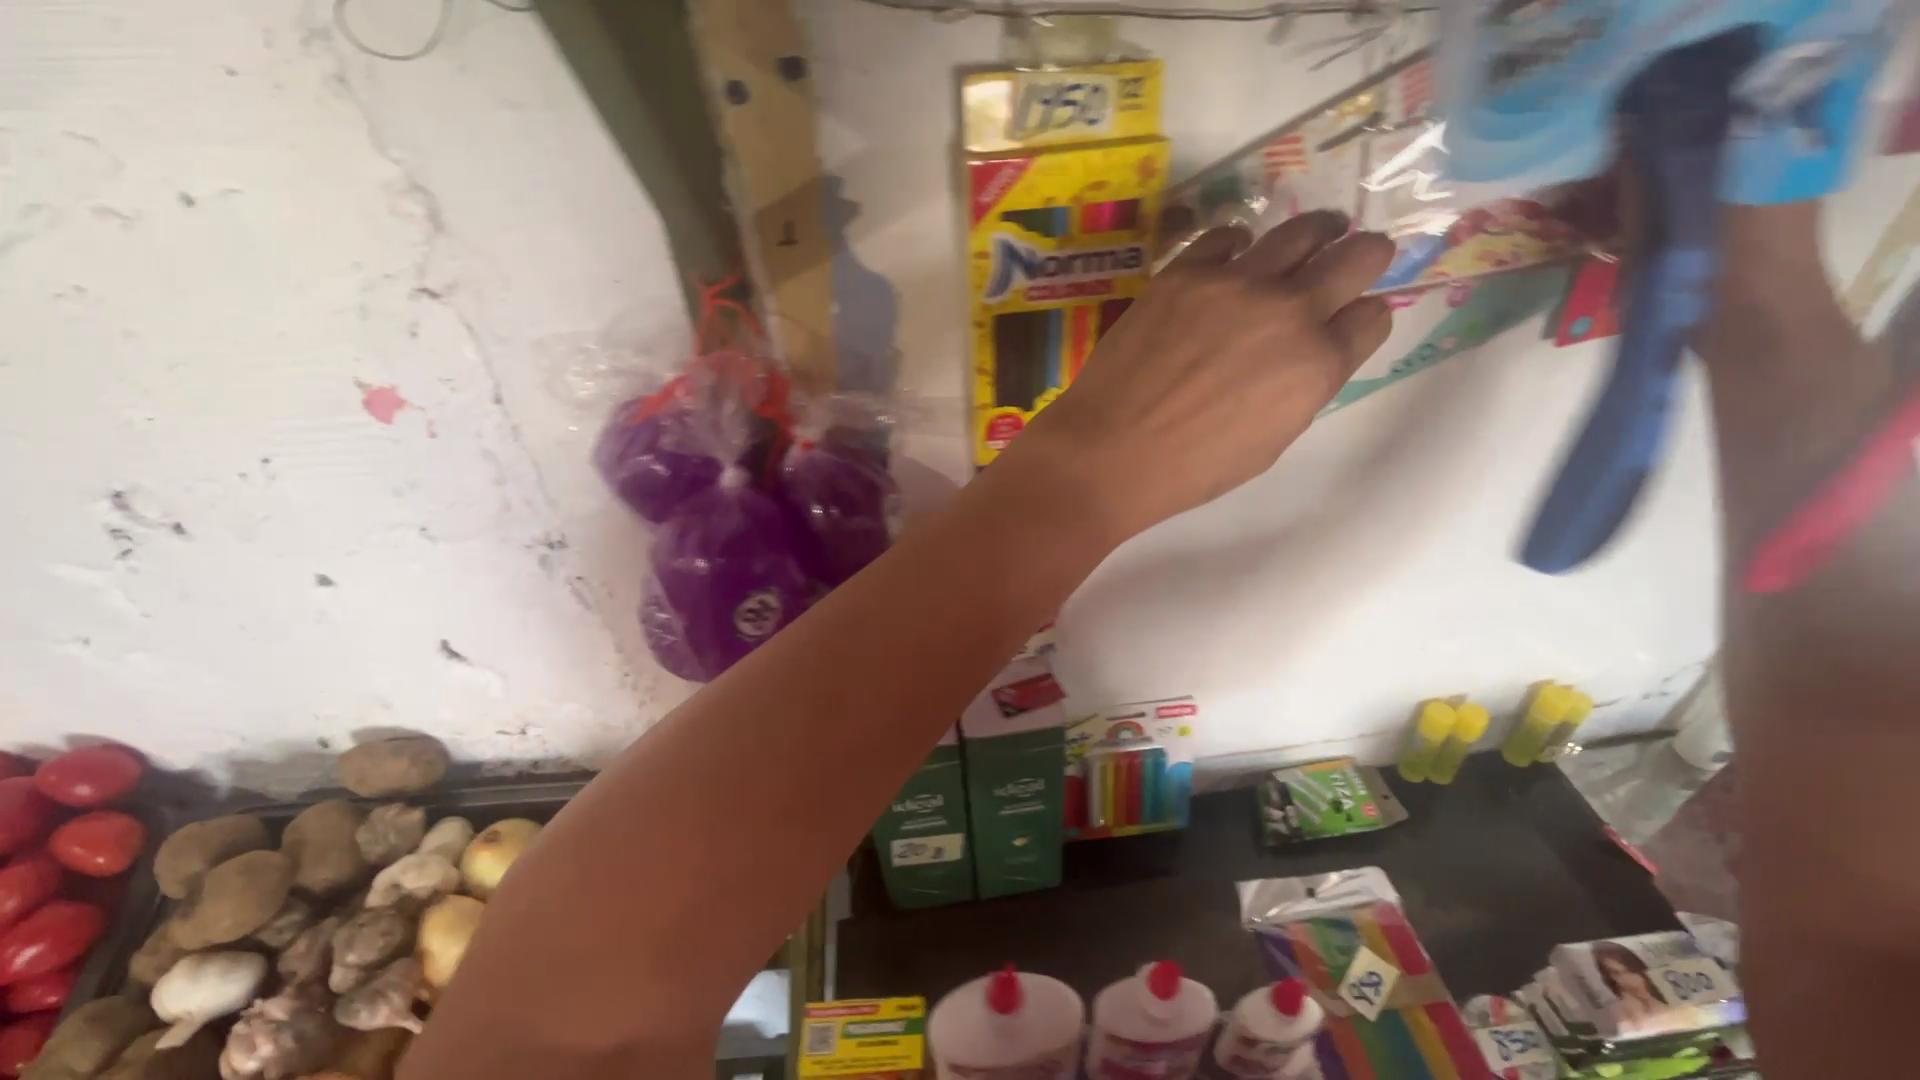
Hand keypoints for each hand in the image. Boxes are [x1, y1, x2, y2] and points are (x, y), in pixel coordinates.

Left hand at [999, 210, 1395, 542]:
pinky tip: (1237, 252)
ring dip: (1318, 231)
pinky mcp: (1185, 273)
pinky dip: (1239, 242)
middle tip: (1362, 253)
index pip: (1372, 318)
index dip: (1366, 318)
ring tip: (1319, 232)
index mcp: (1317, 365)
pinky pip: (1226, 236)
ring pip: (1300, 232)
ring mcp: (1236, 283)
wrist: (1109, 452)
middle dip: (1367, 255)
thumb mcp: (1271, 440)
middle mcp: (1289, 311)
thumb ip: (1302, 388)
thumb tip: (1311, 355)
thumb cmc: (1192, 467)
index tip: (1355, 318)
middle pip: (1356, 258)